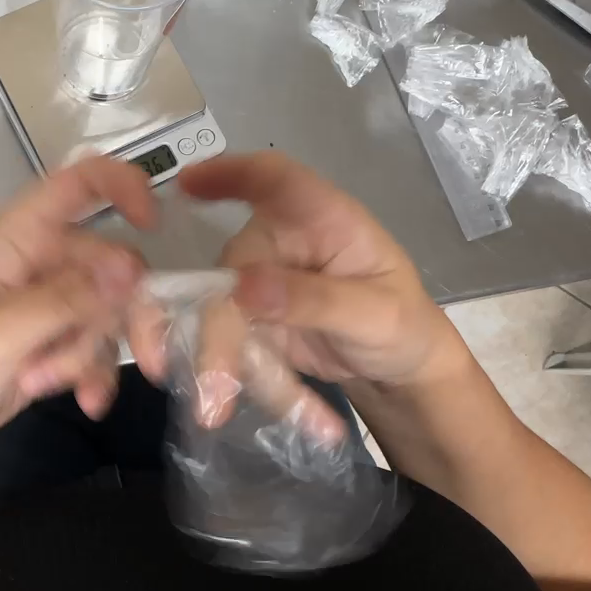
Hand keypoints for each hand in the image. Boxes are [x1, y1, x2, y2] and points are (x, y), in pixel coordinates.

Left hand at [0, 157, 155, 450]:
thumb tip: (130, 270)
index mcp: (18, 238)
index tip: (152, 223)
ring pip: (109, 313)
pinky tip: (85, 401)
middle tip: (148, 357)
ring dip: (93, 353)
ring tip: (50, 382)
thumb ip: (68, 299)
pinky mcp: (56, 340)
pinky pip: (97, 346)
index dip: (120, 187)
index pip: (76, 184)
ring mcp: (50, 303)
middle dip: (124, 315)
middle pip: (111, 266)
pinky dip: (95, 374)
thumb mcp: (4, 330)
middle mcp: (41, 262)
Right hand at [132, 152, 461, 397]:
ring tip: (226, 412)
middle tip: (211, 384)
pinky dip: (252, 385)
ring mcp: (260, 286)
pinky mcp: (250, 324)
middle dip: (216, 332)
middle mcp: (281, 245)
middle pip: (228, 271)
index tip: (187, 184)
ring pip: (219, 319)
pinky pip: (233, 350)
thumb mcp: (376, 314)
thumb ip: (314, 299)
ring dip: (225, 367)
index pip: (274, 179)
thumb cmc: (404, 325)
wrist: (400, 373)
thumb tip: (242, 287)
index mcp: (322, 220)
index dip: (229, 173)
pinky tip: (304, 417)